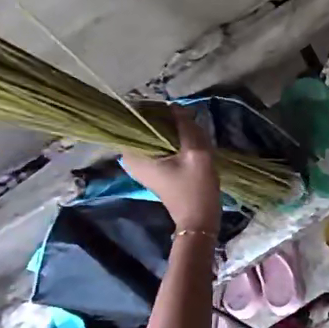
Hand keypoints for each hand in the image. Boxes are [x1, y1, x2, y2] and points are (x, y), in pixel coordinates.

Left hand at [122, 107, 220, 234]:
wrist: (198, 220)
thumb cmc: (195, 188)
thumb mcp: (196, 152)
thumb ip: (185, 125)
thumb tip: (175, 107)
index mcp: (133, 153)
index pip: (134, 117)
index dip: (155, 108)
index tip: (175, 110)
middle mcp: (130, 157)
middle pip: (143, 125)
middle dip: (164, 118)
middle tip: (186, 120)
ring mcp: (139, 163)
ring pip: (152, 133)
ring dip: (170, 129)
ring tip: (188, 129)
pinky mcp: (150, 168)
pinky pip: (157, 143)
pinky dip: (170, 139)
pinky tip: (186, 140)